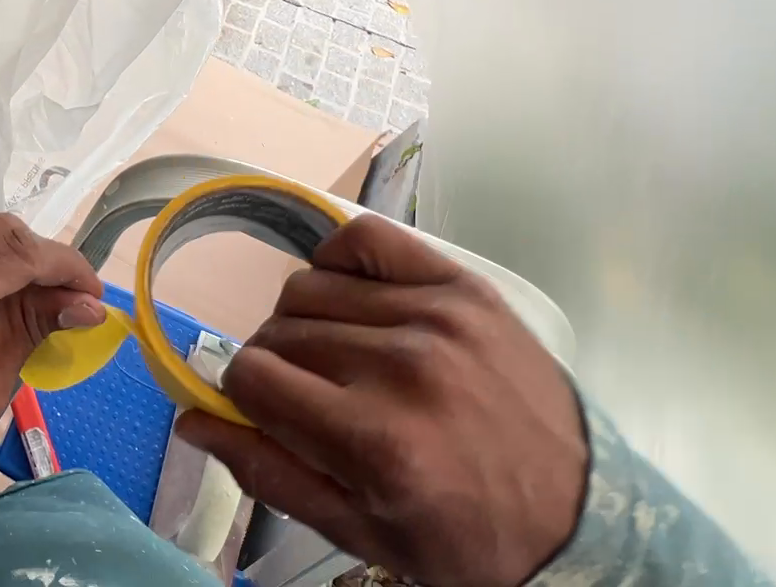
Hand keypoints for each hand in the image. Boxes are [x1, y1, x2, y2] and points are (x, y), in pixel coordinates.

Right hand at [177, 214, 585, 586]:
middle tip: (311, 395)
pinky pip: (362, 238)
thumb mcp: (359, 531)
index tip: (268, 411)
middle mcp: (403, 368)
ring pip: (307, 288)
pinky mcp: (462, 286)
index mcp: (377, 442)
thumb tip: (189, 418)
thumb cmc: (463, 537)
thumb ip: (266, 472)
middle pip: (276, 331)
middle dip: (276, 365)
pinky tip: (351, 296)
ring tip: (340, 354)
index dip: (245, 395)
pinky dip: (338, 259)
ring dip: (305, 322)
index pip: (251, 375)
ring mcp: (436, 318)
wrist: (587, 521)